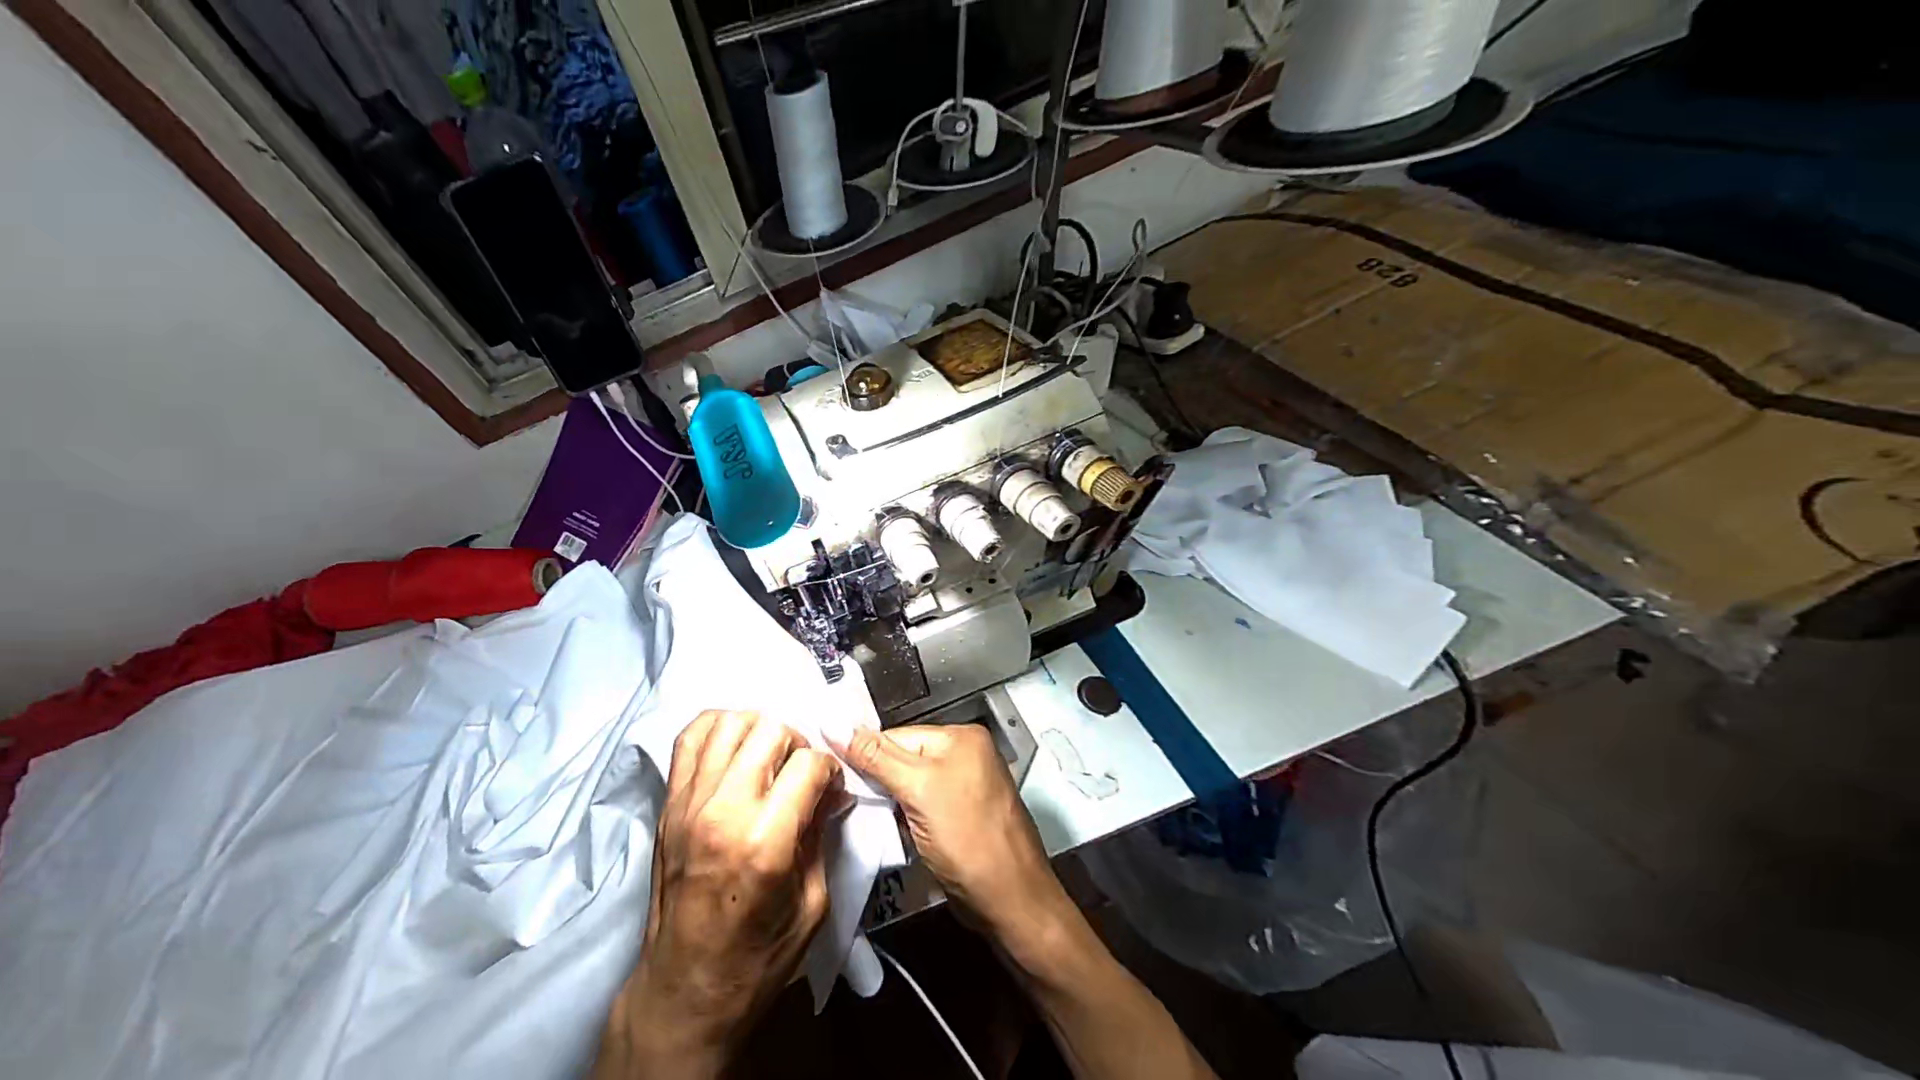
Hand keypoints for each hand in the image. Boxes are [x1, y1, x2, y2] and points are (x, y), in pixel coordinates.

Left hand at [596, 711, 840, 1079]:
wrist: (686, 991)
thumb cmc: (757, 958)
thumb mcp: (813, 902)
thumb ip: (820, 834)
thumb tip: (831, 792)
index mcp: (765, 841)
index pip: (808, 763)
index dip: (829, 771)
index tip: (830, 788)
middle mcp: (722, 812)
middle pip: (770, 730)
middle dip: (797, 745)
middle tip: (801, 774)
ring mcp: (688, 804)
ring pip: (729, 722)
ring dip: (759, 731)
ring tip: (769, 759)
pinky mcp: (668, 805)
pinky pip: (689, 738)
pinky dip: (717, 729)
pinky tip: (736, 749)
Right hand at [831, 724, 1073, 961]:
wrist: (1009, 902)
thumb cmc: (971, 843)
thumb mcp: (918, 790)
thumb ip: (876, 758)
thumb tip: (838, 727)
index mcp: (960, 737)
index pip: (895, 735)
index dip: (865, 755)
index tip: (836, 775)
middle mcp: (965, 755)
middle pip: (901, 758)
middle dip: (878, 781)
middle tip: (851, 801)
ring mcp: (963, 787)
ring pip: (907, 786)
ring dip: (889, 803)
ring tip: (876, 820)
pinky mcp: (959, 817)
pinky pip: (920, 807)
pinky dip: (904, 818)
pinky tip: (897, 833)